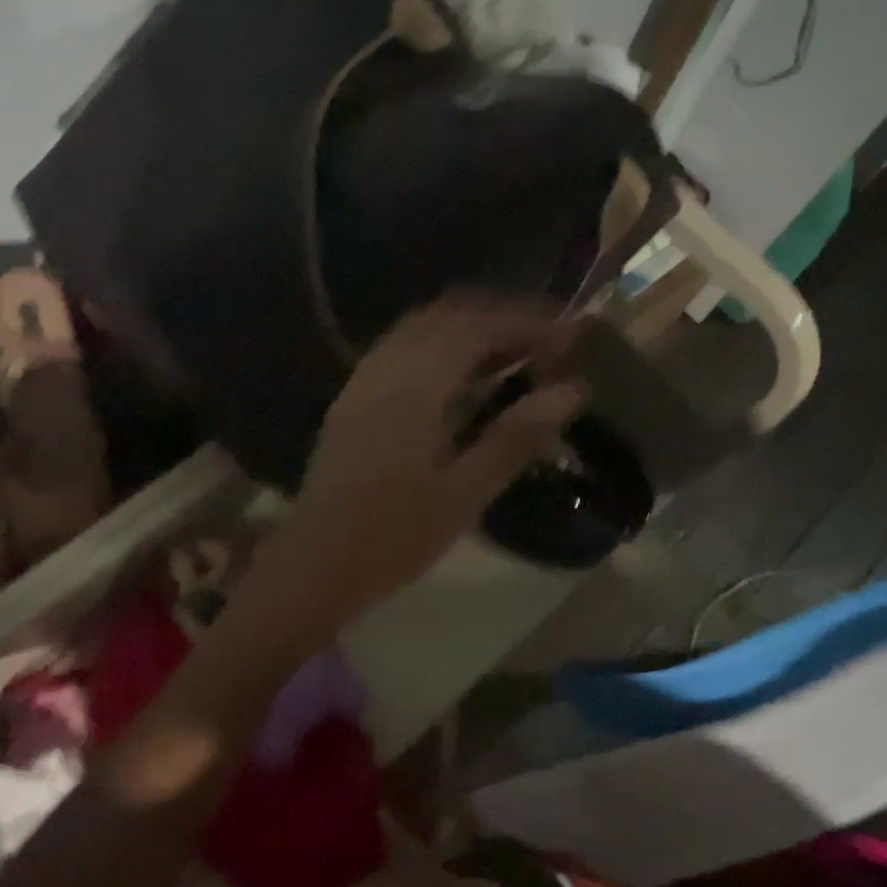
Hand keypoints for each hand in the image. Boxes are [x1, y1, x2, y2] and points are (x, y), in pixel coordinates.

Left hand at [261, 296, 585, 624]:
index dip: (527, 324)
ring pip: (417, 331)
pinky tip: (455, 382)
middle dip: (499, 321)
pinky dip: (435, 349)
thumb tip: (572, 391)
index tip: (571, 336)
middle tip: (546, 346)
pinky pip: (396, 352)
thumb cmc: (392, 539)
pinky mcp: (348, 405)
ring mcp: (359, 385)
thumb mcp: (463, 495)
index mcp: (414, 387)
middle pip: (446, 317)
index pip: (478, 328)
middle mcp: (383, 370)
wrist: (313, 568)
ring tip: (509, 359)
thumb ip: (515, 438)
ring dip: (465, 331)